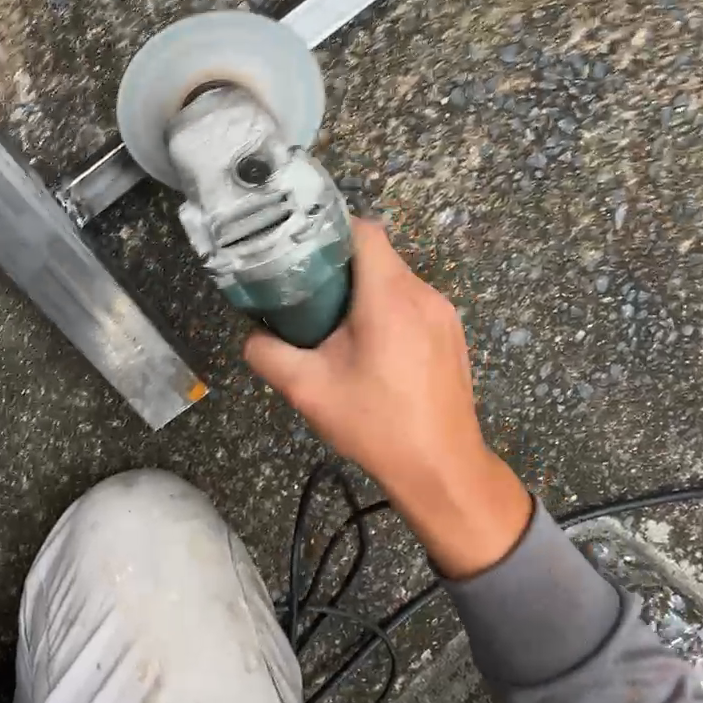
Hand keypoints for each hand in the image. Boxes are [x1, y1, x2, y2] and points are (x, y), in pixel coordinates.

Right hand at [245, 220, 531, 578]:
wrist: (443, 472)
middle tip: (305, 294)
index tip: (299, 250)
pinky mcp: (452, 333)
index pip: (363, 230)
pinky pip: (412, 302)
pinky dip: (386, 309)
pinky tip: (369, 347)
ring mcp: (444, 313)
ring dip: (363, 289)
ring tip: (333, 323)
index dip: (329, 230)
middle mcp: (423, 294)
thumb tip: (250, 333)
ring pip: (394, 278)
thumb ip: (266, 353)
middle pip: (376, 254)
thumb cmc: (376, 425)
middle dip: (339, 266)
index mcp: (389, 297)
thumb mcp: (306, 390)